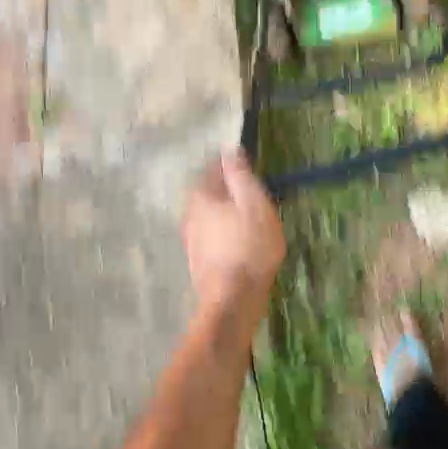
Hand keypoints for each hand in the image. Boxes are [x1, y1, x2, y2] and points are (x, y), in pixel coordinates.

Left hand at [182, 149, 285, 319]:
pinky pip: (214, 237)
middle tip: (258, 199)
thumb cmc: (250, 247)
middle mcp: (189, 214)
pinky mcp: (198, 260)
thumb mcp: (254, 203)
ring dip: (229, 216)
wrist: (233, 299)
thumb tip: (229, 148)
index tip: (255, 174)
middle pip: (212, 194)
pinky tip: (244, 246)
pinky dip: (227, 235)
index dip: (235, 168)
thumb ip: (241, 175)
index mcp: (201, 196)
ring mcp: (191, 240)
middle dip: (232, 193)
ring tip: (254, 224)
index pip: (215, 169)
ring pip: (212, 217)